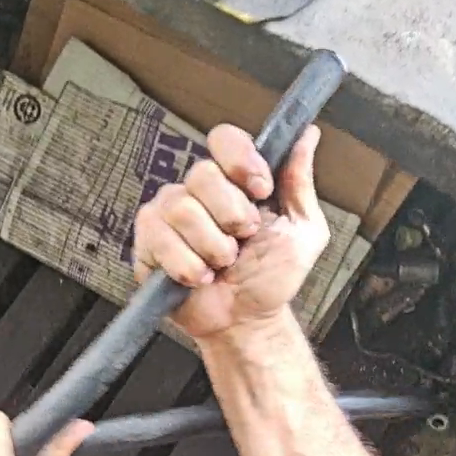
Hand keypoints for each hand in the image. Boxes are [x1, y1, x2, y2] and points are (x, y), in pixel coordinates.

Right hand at [133, 124, 328, 340]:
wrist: (248, 320)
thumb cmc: (271, 277)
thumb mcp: (302, 231)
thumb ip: (299, 183)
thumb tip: (308, 135)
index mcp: (234, 180)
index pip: (225, 139)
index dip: (241, 161)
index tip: (261, 190)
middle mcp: (199, 190)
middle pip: (202, 174)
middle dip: (232, 216)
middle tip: (243, 242)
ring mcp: (169, 214)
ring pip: (182, 209)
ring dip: (213, 247)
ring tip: (222, 265)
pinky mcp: (148, 241)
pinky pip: (160, 238)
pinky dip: (187, 265)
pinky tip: (199, 277)